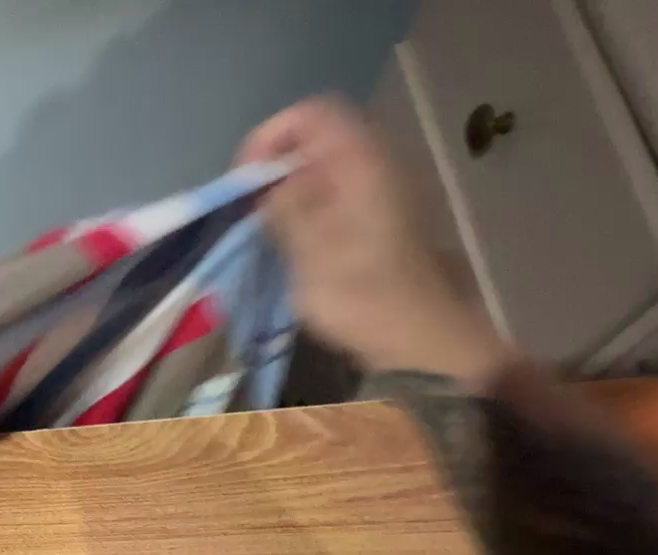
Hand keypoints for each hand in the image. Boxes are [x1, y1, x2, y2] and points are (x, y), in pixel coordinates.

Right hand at [238, 98, 510, 387]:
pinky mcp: (372, 221)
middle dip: (272, 168)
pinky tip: (285, 244)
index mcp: (360, 166)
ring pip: (320, 170)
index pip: (313, 115)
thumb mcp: (310, 251)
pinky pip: (329, 196)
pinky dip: (300, 210)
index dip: (270, 137)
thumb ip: (286, 207)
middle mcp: (373, 168)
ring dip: (283, 193)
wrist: (414, 338)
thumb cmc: (360, 297)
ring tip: (259, 230)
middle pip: (315, 140)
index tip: (243, 182)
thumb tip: (268, 184)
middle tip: (245, 210)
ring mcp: (376, 194)